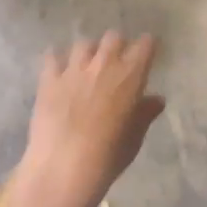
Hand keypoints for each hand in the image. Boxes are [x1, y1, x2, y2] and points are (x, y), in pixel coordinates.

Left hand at [1, 33, 163, 206]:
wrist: (63, 170)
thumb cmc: (107, 158)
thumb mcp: (134, 139)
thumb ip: (145, 114)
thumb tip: (157, 100)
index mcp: (130, 75)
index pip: (145, 44)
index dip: (146, 47)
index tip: (146, 54)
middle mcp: (104, 63)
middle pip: (113, 37)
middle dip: (116, 46)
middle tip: (115, 63)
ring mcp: (74, 69)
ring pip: (84, 44)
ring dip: (88, 53)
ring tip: (86, 66)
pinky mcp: (49, 79)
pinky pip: (52, 56)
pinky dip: (56, 60)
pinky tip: (57, 70)